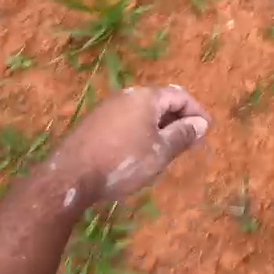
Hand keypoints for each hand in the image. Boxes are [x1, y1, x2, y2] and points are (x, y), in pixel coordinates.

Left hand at [49, 86, 209, 205]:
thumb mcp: (161, 151)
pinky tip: (137, 152)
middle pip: (160, 101)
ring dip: (157, 127)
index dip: (196, 112)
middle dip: (177, 119)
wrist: (68, 178)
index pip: (180, 96)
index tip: (205, 130)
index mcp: (146, 96)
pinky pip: (125, 121)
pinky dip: (138, 131)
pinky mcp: (91, 124)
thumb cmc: (123, 161)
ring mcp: (106, 108)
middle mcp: (126, 95)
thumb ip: (183, 134)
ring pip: (141, 112)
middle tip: (187, 140)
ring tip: (164, 149)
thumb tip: (201, 124)